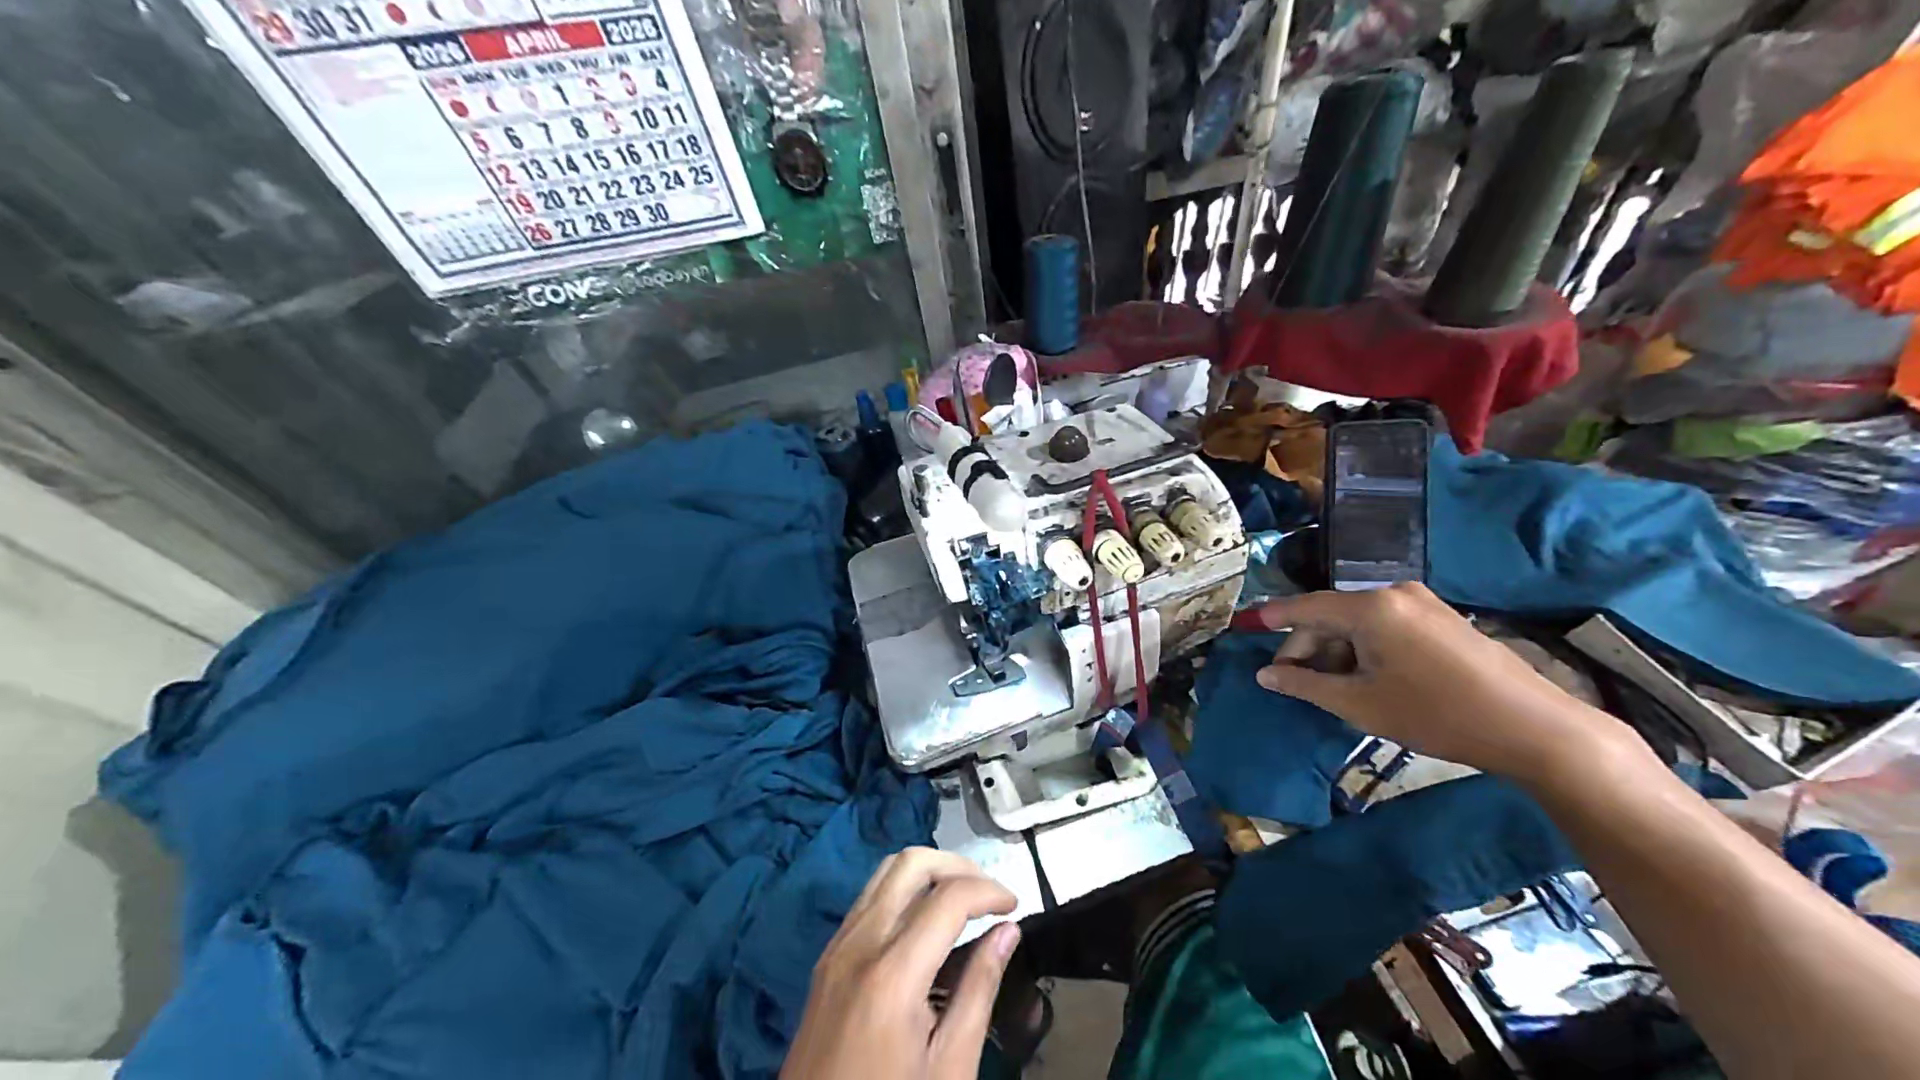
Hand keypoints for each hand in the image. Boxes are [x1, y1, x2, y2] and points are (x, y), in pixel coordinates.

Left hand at [782, 848, 1021, 1079]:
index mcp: (893, 973)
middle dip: (958, 866)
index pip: (949, 897)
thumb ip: (979, 989)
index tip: (1015, 907)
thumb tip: (1008, 931)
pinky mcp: (827, 957)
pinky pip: (868, 898)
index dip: (990, 891)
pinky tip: (925, 921)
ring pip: (885, 871)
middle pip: (911, 863)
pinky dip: (902, 890)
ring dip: (929, 871)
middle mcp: (861, 942)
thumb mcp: (950, 1066)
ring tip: (963, 900)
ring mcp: (838, 946)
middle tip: (989, 895)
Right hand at [1248, 584, 1634, 781]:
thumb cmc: (1435, 714)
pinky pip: (1386, 626)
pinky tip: (1368, 679)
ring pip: (1359, 622)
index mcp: (1370, 607)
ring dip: (1338, 651)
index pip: (1305, 607)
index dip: (1273, 618)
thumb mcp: (1360, 704)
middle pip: (1332, 615)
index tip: (1249, 625)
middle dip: (1309, 646)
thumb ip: (1305, 685)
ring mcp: (1423, 603)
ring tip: (1335, 688)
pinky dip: (1366, 648)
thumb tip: (1265, 675)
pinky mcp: (1443, 619)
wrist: (1534, 728)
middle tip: (1296, 682)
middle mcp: (1394, 593)